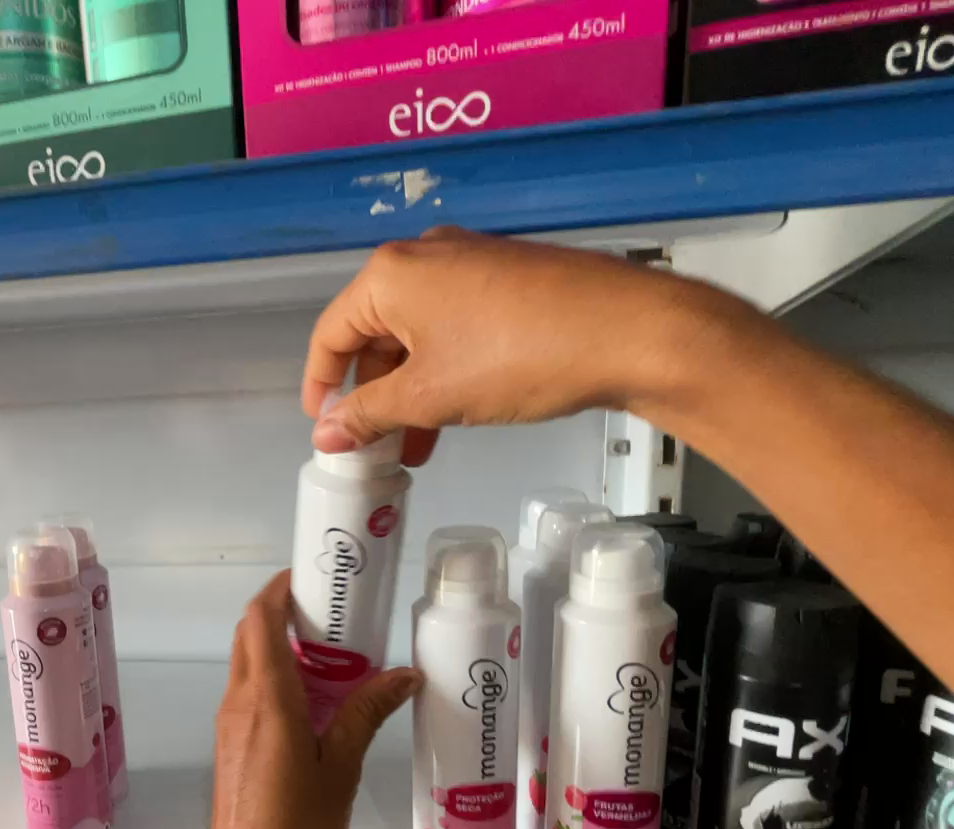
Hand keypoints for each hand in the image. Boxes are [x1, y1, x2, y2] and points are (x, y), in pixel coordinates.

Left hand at [195, 570, 420, 828]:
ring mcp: (230, 725)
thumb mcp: (341, 769)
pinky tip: (317, 701)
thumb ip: (366, 714)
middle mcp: (239, 702)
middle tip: (335, 613)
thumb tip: (404, 674)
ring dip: (281, 646)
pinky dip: (277, 678)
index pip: (259, 619)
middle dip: (284, 612)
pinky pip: (250, 693)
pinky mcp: (231, 747)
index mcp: (265, 698)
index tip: (315, 577)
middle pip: (250, 634)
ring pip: (249, 663)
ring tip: (335, 653)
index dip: (280, 588)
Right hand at [303, 226, 790, 464]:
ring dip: (408, 392)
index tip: (326, 429)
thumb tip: (324, 435)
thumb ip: (367, 415)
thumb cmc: (514, 359)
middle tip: (375, 445)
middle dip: (371, 396)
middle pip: (373, 334)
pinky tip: (454, 412)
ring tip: (417, 446)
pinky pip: (451, 327)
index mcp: (390, 274)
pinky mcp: (504, 277)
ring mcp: (468, 262)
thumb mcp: (429, 396)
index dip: (320, 385)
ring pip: (415, 335)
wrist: (632, 332)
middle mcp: (423, 257)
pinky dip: (441, 371)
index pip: (331, 333)